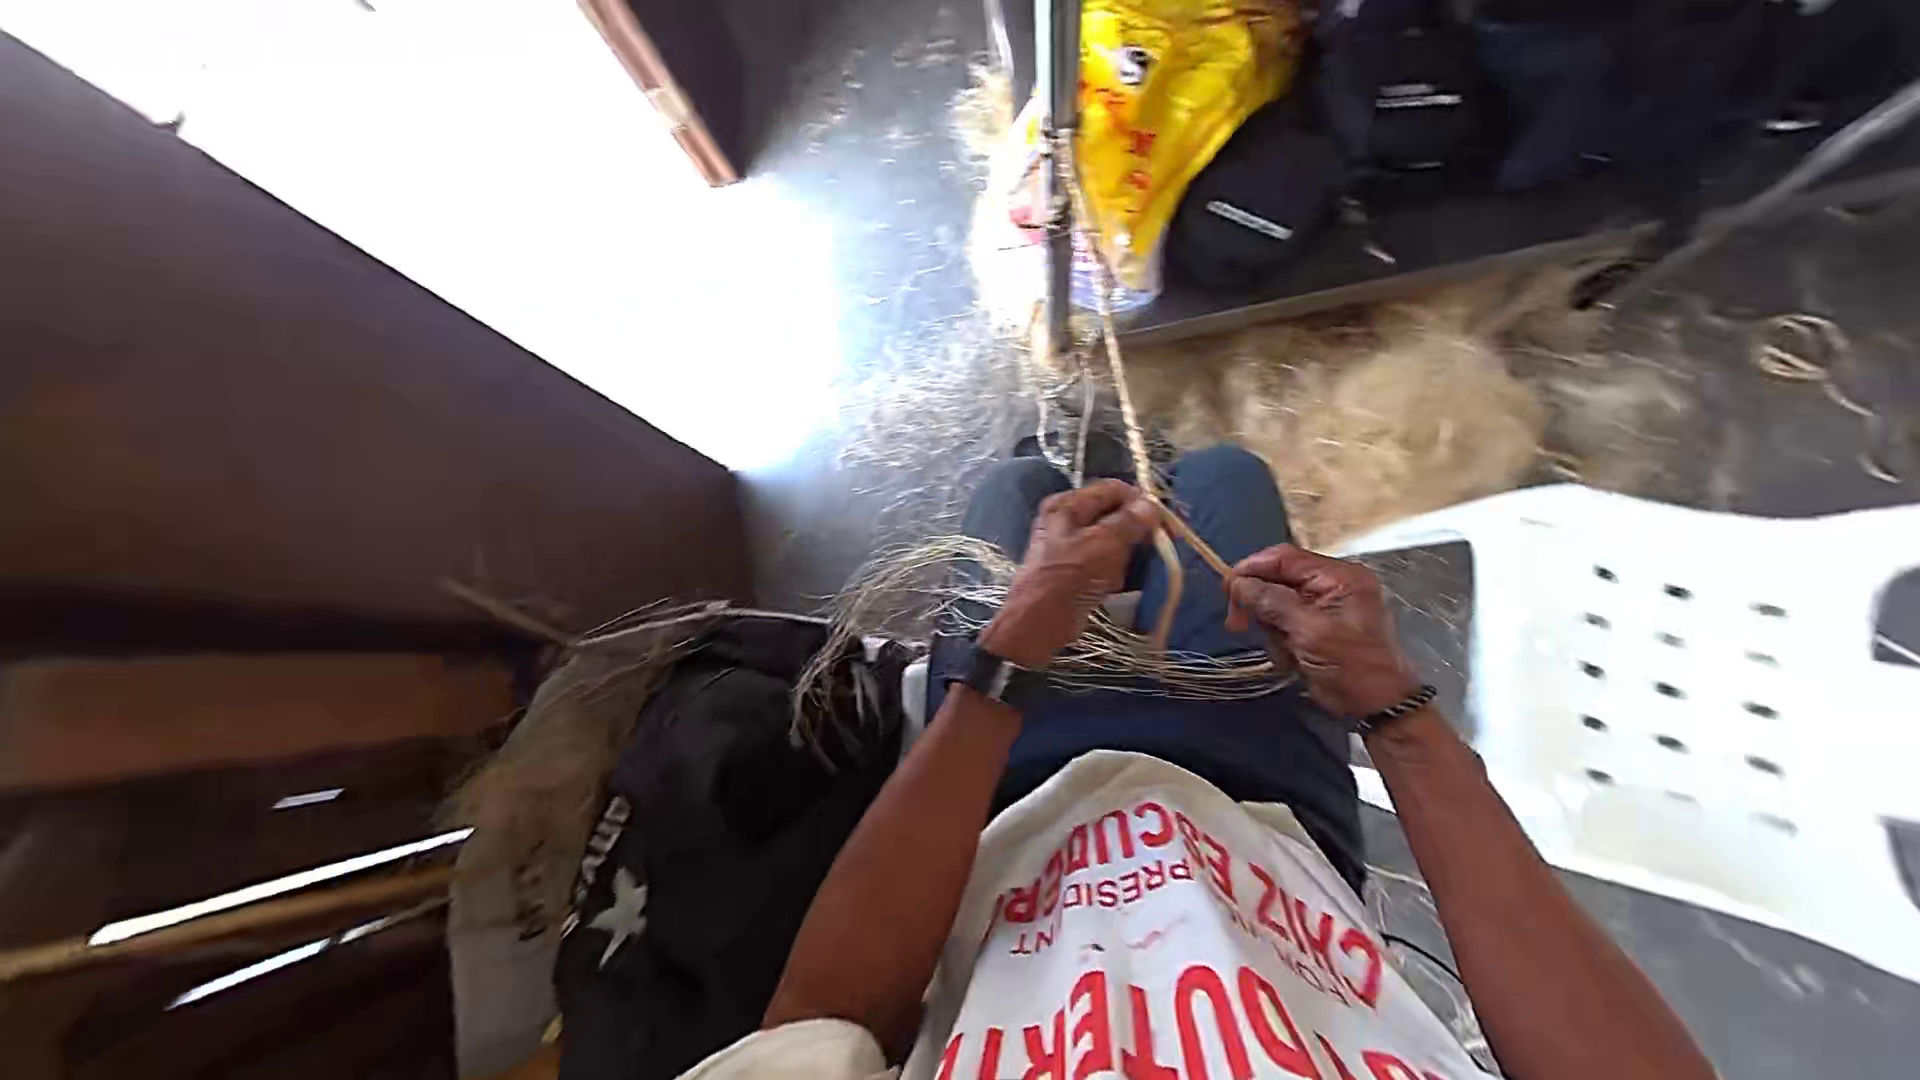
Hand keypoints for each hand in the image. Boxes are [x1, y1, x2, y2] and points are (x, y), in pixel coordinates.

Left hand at [980, 479, 1157, 668]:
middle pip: (1113, 514)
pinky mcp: (1076, 570)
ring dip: (1127, 554)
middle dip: (1136, 530)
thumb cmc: (1069, 577)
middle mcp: (1067, 521)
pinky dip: (1116, 571)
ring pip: (1112, 540)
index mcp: (1067, 505)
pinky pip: (1105, 562)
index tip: (1166, 520)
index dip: (1141, 501)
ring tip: (1131, 569)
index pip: (1112, 490)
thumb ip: (1128, 522)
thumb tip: (1151, 505)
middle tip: (1160, 545)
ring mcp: (1071, 547)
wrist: (1038, 623)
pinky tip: (1118, 584)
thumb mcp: (1102, 544)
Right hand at [1226, 544, 1419, 718]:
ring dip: (1268, 624)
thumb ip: (1272, 601)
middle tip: (1237, 623)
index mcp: (1339, 576)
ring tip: (1281, 647)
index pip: (1284, 557)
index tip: (1227, 589)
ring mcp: (1320, 605)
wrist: (1377, 706)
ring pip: (1272, 601)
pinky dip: (1276, 637)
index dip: (1251, 568)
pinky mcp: (1311, 625)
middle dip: (1256, 601)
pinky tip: (1289, 654)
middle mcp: (1329, 584)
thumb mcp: (1309, 630)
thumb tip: (1238, 583)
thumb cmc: (1352, 666)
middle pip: (1275, 577)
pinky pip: (1279, 620)